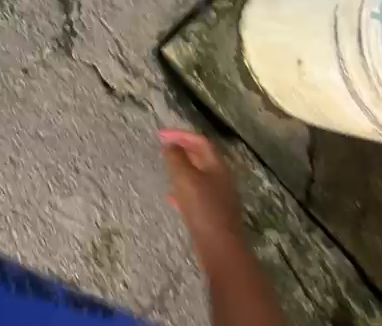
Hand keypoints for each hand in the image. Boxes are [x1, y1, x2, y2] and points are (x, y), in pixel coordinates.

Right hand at [159, 130, 246, 265]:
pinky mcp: (215, 213)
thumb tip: (171, 146)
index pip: (200, 141)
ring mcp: (220, 197)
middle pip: (202, 157)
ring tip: (165, 170)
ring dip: (182, 169)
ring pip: (199, 176)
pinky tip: (172, 198)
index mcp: (217, 166)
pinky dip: (184, 189)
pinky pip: (197, 193)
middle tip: (164, 149)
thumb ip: (176, 157)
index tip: (160, 135)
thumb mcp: (184, 176)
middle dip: (182, 150)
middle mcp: (222, 179)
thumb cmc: (202, 206)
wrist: (220, 247)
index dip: (180, 134)